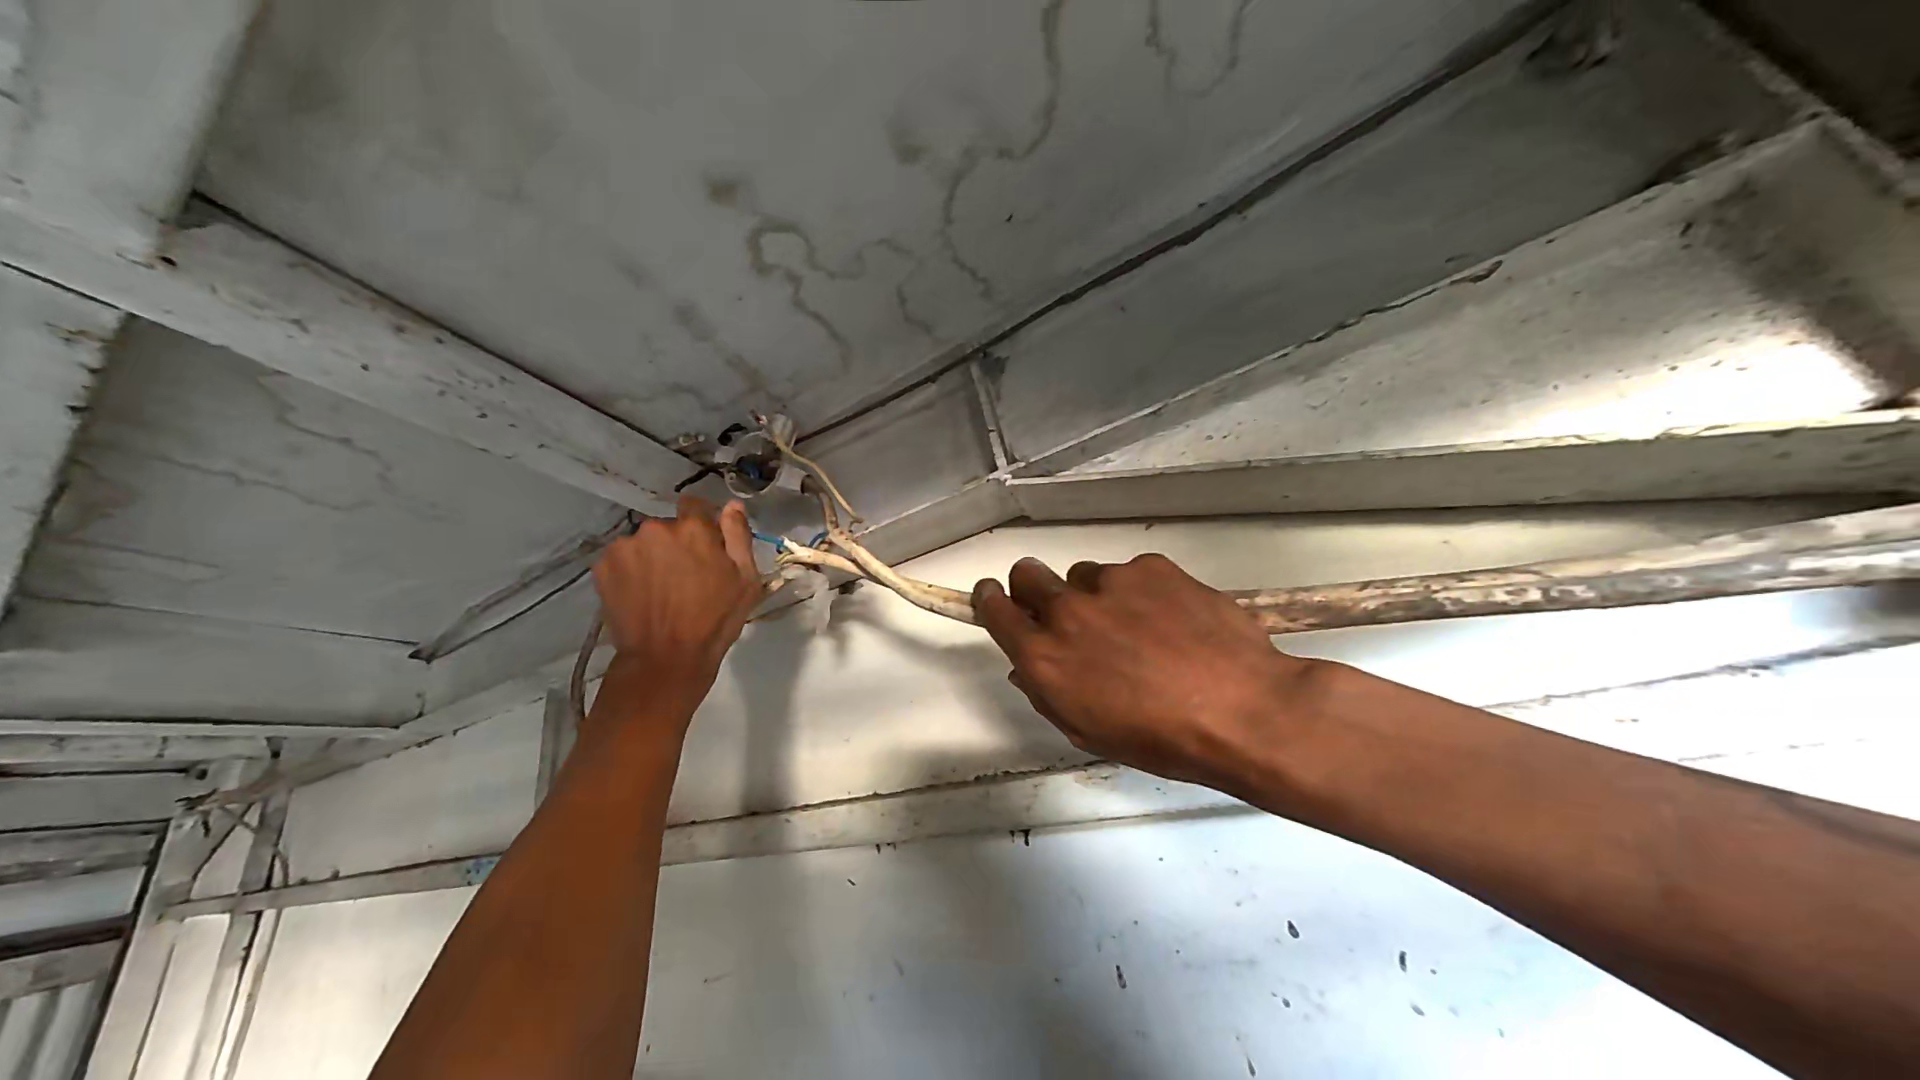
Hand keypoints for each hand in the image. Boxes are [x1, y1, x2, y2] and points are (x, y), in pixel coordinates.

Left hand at [592, 496, 763, 700]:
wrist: (665, 658)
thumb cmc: (715, 620)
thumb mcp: (746, 580)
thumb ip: (738, 536)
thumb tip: (732, 505)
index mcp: (693, 528)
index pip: (695, 504)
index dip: (703, 523)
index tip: (707, 546)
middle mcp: (655, 528)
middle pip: (668, 526)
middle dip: (677, 543)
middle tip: (686, 576)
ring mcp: (624, 547)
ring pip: (644, 543)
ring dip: (653, 557)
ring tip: (661, 589)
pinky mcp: (602, 567)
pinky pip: (623, 559)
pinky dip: (631, 571)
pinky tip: (642, 595)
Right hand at [972, 555, 1336, 798]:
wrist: (1243, 711)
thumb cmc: (1161, 739)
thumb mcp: (1089, 731)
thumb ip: (1047, 693)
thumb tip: (1026, 667)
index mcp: (1043, 657)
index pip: (995, 609)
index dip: (991, 599)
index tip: (996, 597)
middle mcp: (1067, 612)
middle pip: (1028, 574)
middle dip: (1035, 588)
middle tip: (1066, 612)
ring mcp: (1110, 583)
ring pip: (1084, 576)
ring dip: (1096, 597)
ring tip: (1139, 628)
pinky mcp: (1151, 567)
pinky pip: (1131, 574)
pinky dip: (1141, 593)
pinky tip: (1173, 621)